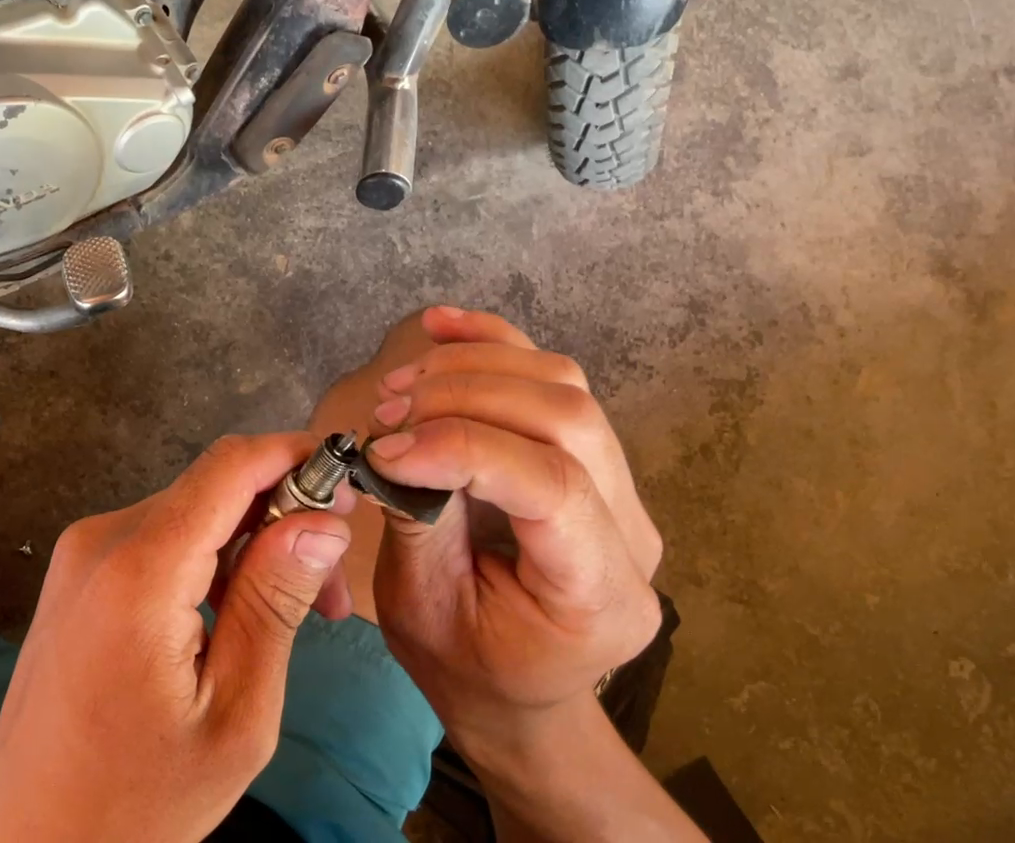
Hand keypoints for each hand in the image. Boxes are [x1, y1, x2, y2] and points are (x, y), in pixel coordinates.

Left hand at [0, 434, 351, 841]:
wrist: (29, 824)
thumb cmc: (136, 793)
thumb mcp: (235, 713)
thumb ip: (275, 603)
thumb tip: (322, 521)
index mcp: (140, 570)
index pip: (229, 467)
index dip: (294, 457)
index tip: (347, 486)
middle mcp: (102, 538)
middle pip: (213, 488)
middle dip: (282, 519)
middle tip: (331, 593)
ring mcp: (82, 549)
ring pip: (190, 511)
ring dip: (248, 545)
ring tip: (289, 616)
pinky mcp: (79, 567)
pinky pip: (159, 536)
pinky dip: (207, 559)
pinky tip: (231, 615)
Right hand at [363, 306, 663, 743]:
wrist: (514, 689)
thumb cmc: (465, 666)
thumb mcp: (424, 611)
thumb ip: (418, 521)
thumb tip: (391, 445)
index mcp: (598, 594)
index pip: (552, 486)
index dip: (462, 448)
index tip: (384, 448)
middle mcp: (631, 531)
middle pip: (566, 417)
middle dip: (462, 397)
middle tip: (385, 415)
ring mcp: (619, 488)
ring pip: (563, 385)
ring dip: (470, 367)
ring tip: (397, 390)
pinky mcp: (588, 459)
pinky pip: (551, 380)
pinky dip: (493, 342)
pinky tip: (439, 325)